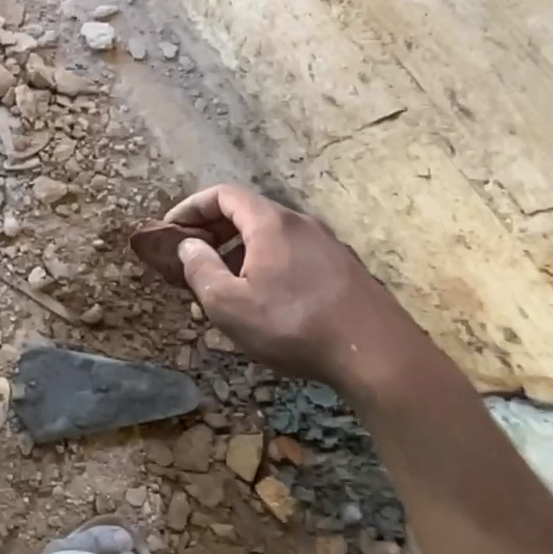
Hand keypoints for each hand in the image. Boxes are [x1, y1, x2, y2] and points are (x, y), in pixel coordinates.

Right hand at [166, 185, 432, 390]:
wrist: (381, 359)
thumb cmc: (293, 326)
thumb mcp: (227, 303)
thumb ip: (199, 268)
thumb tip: (189, 246)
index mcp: (272, 224)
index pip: (223, 194)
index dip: (191, 207)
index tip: (171, 230)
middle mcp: (303, 225)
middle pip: (248, 212)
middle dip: (213, 231)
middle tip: (191, 259)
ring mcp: (330, 247)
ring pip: (272, 236)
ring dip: (239, 251)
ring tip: (224, 284)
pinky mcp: (346, 271)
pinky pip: (294, 254)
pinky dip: (268, 264)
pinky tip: (264, 300)